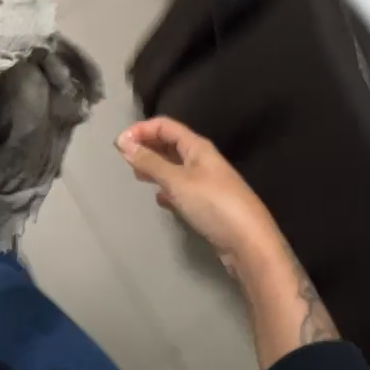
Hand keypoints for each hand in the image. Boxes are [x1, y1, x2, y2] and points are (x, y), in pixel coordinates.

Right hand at [121, 117, 339, 366]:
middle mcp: (203, 160)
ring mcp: (207, 182)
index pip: (165, 125)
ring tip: (138, 176)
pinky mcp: (209, 204)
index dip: (141, 129)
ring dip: (156, 167)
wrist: (250, 245)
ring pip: (175, 166)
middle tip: (126, 160)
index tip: (120, 145)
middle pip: (170, 144)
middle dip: (147, 146)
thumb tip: (124, 143)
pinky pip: (183, 188)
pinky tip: (160, 199)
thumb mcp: (177, 181)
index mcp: (197, 147)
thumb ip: (150, 162)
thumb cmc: (213, 204)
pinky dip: (168, 188)